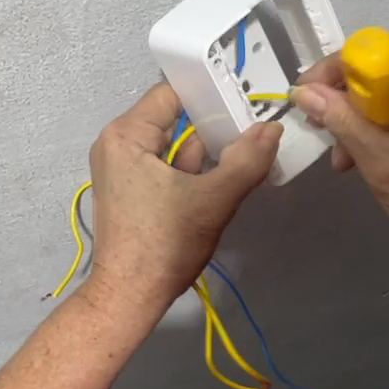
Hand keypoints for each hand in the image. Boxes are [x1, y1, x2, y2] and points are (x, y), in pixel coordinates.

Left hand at [85, 84, 281, 309]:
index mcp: (126, 135)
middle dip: (212, 126)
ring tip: (244, 154)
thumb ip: (246, 160)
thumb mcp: (213, 200)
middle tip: (253, 129)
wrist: (129, 295)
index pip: (170, 93)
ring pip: (173, 145)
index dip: (209, 93)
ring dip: (205, 153)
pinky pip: (164, 166)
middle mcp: (116, 144)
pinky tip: (221, 179)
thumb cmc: (164, 243)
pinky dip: (191, 171)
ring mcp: (119, 168)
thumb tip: (272, 128)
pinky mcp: (128, 190)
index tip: (244, 98)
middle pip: (173, 118)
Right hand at [291, 38, 388, 284]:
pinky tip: (379, 149)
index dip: (339, 72)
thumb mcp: (387, 167)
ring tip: (349, 155)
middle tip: (329, 137)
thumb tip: (303, 91)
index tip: (308, 103)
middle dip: (353, 100)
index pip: (383, 50)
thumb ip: (343, 122)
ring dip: (370, 115)